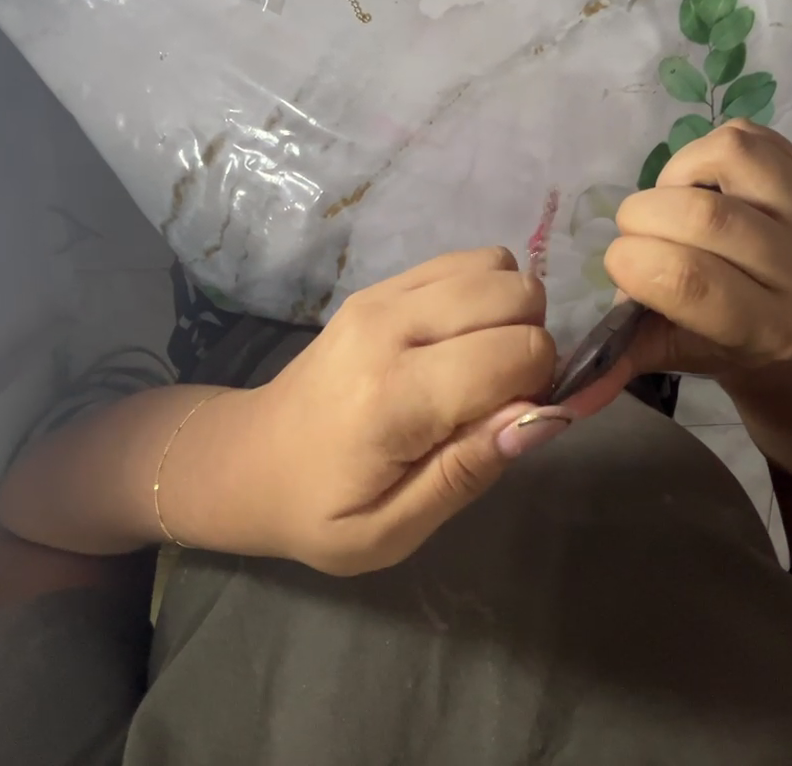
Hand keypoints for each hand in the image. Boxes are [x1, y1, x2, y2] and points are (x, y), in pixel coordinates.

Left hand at [198, 248, 626, 576]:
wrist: (248, 457)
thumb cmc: (319, 508)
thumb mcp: (390, 532)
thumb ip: (467, 472)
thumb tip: (544, 415)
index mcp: (394, 395)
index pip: (518, 351)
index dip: (540, 387)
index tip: (510, 422)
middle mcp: (390, 325)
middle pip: (516, 292)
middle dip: (531, 342)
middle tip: (500, 392)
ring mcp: (382, 294)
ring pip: (496, 265)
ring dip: (510, 312)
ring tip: (480, 363)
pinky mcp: (379, 285)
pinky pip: (465, 260)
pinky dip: (483, 293)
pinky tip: (459, 338)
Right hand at [605, 120, 791, 377]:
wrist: (787, 313)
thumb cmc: (714, 333)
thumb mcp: (668, 351)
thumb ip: (620, 359)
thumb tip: (569, 396)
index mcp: (771, 331)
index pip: (690, 281)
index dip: (633, 260)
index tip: (617, 259)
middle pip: (708, 218)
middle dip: (645, 215)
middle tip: (633, 228)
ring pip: (730, 159)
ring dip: (678, 177)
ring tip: (670, 201)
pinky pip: (745, 136)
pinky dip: (702, 154)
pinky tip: (699, 185)